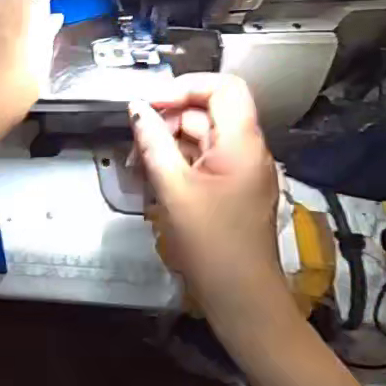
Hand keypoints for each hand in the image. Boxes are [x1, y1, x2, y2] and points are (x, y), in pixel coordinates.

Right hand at [130, 74, 287, 329]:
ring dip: (169, 142)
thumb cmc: (211, 245)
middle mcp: (248, 149)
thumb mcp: (173, 189)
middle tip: (137, 143)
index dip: (184, 86)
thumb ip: (153, 142)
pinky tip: (156, 178)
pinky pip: (205, 158)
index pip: (223, 86)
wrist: (242, 299)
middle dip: (169, 119)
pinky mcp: (234, 187)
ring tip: (141, 165)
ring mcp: (242, 169)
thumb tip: (137, 108)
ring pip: (202, 135)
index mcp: (243, 143)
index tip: (151, 104)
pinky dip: (179, 161)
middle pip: (208, 110)